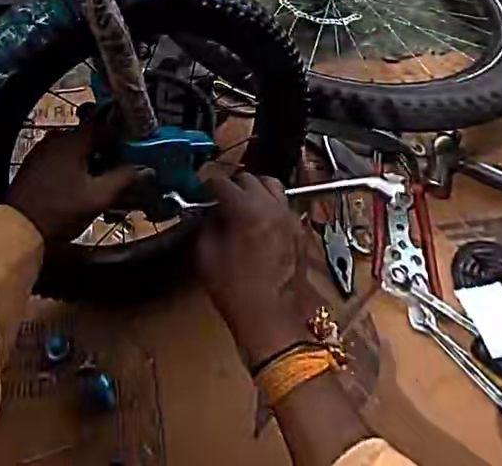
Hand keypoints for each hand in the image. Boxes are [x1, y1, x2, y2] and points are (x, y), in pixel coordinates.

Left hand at [5, 128, 151, 244]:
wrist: (18, 226)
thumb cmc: (60, 210)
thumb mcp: (98, 197)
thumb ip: (123, 179)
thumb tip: (146, 169)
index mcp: (72, 140)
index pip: (104, 128)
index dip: (122, 140)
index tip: (134, 155)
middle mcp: (56, 138)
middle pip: (89, 139)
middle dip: (107, 155)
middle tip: (122, 174)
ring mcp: (43, 150)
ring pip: (75, 151)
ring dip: (91, 164)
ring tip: (104, 186)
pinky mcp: (35, 164)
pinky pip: (62, 159)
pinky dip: (75, 169)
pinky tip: (82, 188)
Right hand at [196, 170, 316, 362]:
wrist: (271, 322)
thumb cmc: (234, 290)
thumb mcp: (206, 252)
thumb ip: (206, 223)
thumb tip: (209, 213)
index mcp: (246, 208)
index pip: (221, 182)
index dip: (206, 186)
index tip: (201, 194)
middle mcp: (271, 207)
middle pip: (248, 179)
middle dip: (232, 186)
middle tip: (220, 200)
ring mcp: (289, 219)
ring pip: (271, 186)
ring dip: (255, 191)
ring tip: (243, 205)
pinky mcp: (300, 233)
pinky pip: (284, 207)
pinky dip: (270, 206)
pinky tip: (260, 223)